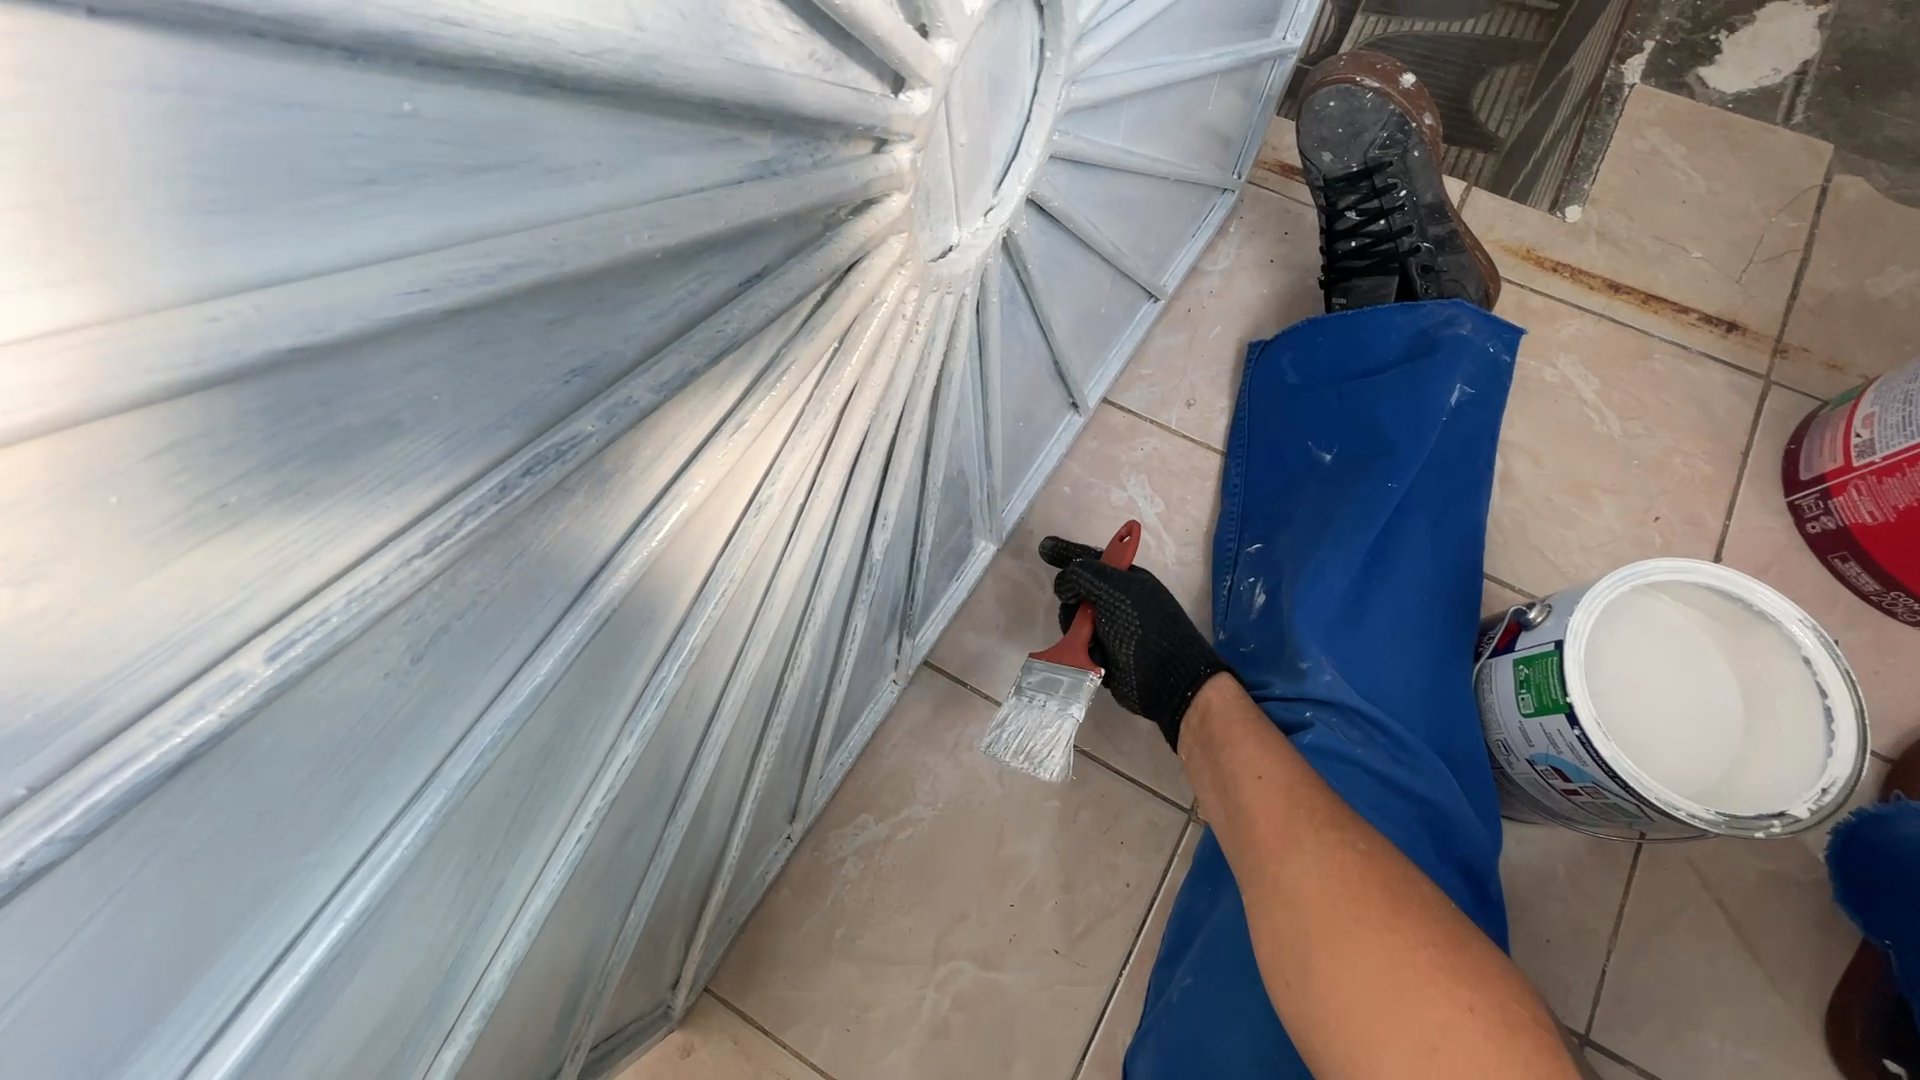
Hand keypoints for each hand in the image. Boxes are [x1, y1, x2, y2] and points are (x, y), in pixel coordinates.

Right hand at [1039, 535, 1229, 750]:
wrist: (1167, 679)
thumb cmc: (1144, 628)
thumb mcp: (1116, 590)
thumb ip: (1084, 575)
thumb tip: (1064, 583)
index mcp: (1126, 579)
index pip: (1090, 558)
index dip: (1066, 552)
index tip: (1044, 548)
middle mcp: (1117, 601)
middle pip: (1075, 592)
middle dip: (1072, 603)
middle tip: (1084, 614)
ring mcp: (1111, 628)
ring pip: (1073, 621)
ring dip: (1078, 631)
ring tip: (1097, 643)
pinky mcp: (1105, 655)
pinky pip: (1078, 646)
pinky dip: (1083, 651)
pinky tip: (1097, 659)